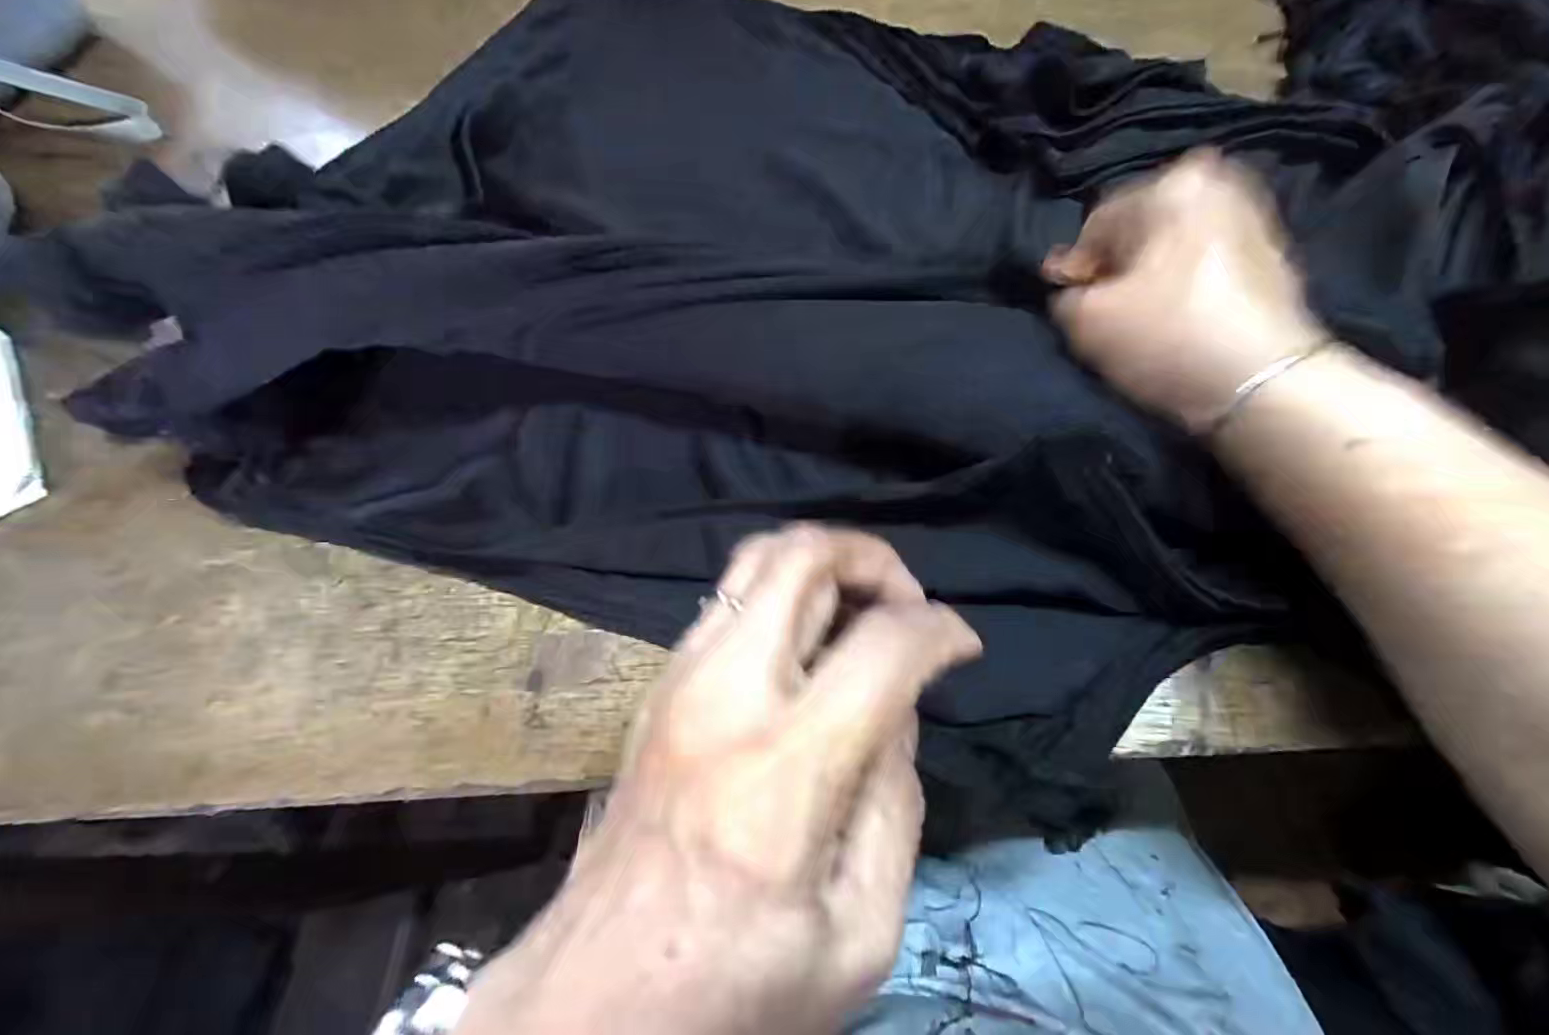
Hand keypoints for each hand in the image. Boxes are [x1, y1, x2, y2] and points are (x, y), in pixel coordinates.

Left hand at [459, 525, 981, 1034]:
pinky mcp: (658, 689)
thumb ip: (897, 803)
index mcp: (783, 774)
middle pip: (803, 558)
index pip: (882, 645)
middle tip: (909, 607)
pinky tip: (814, 646)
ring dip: (831, 566)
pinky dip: (791, 592)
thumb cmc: (735, 990)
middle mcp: (723, 700)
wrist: (585, 1013)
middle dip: (876, 560)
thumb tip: (898, 712)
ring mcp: (679, 683)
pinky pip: (734, 597)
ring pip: (759, 559)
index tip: (963, 649)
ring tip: (866, 614)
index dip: (941, 630)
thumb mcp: (861, 932)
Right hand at [1043, 149, 1326, 430]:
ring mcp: (1252, 218)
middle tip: (1108, 315)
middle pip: (1140, 233)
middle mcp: (1216, 185)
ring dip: (1152, 281)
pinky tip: (1179, 324)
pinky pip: (1205, 267)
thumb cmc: (1170, 341)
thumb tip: (1075, 290)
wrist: (1264, 384)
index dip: (1077, 269)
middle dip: (1119, 271)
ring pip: (1174, 250)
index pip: (1097, 225)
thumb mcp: (1089, 323)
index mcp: (1173, 185)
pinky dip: (1185, 289)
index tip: (1072, 307)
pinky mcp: (1272, 257)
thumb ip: (1066, 298)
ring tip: (1144, 325)